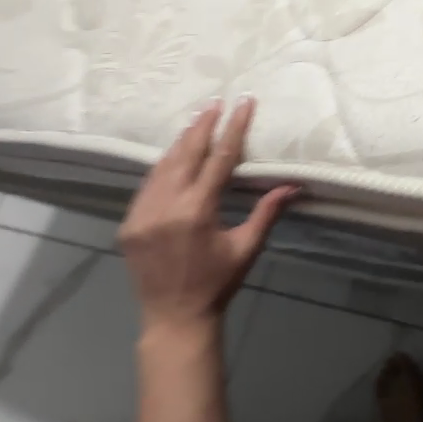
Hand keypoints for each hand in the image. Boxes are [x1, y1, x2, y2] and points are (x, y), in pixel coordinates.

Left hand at [120, 97, 298, 338]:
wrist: (174, 318)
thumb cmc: (217, 282)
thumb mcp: (246, 247)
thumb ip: (266, 212)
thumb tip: (293, 185)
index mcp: (197, 211)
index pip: (219, 159)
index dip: (233, 129)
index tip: (242, 105)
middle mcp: (166, 207)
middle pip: (186, 155)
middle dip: (202, 127)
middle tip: (215, 103)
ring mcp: (142, 215)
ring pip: (162, 167)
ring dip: (181, 143)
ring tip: (196, 121)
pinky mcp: (129, 224)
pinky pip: (147, 186)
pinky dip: (162, 167)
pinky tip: (172, 157)